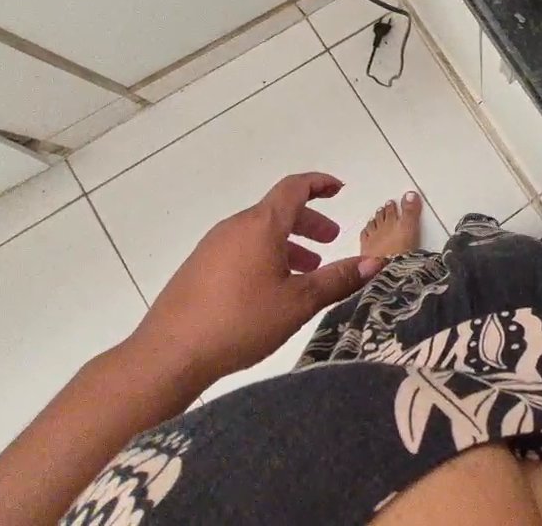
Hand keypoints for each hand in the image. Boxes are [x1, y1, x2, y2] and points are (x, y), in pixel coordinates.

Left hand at [126, 173, 384, 386]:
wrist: (166, 358)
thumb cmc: (240, 322)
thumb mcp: (299, 302)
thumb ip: (338, 279)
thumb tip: (376, 261)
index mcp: (261, 225)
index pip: (294, 187)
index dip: (319, 183)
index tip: (339, 189)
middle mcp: (235, 227)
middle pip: (278, 211)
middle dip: (309, 222)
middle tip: (331, 241)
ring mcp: (211, 248)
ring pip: (258, 233)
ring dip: (287, 243)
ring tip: (305, 272)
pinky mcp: (196, 270)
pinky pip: (240, 249)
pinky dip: (264, 256)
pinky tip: (270, 290)